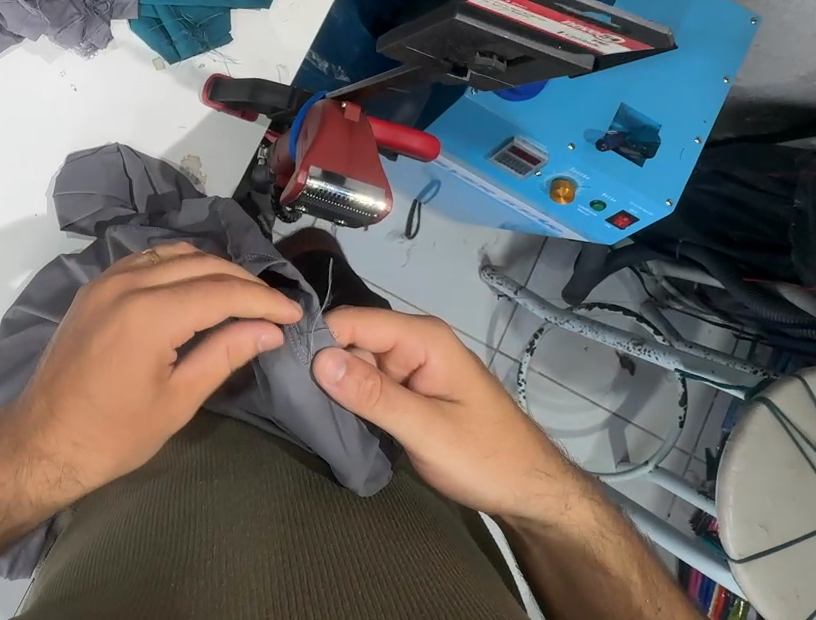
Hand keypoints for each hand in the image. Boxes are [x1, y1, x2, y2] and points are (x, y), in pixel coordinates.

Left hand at [0, 244, 303, 513]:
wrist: (42, 441)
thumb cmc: (112, 434)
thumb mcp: (177, 401)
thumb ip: (224, 354)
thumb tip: (269, 330)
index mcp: (150, 313)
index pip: (222, 291)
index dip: (263, 301)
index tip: (294, 314)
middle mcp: (128, 282)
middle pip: (202, 264)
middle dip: (244, 282)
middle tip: (274, 306)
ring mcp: (107, 279)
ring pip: (174, 254)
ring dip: (212, 268)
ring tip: (242, 295)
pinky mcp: (95, 286)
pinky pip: (147, 260)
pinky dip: (179, 265)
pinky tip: (195, 285)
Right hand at [312, 306, 588, 520]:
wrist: (531, 493)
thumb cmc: (487, 458)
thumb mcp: (428, 431)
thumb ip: (373, 395)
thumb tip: (318, 359)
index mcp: (422, 337)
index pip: (353, 321)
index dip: (318, 339)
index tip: (283, 366)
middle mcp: (413, 342)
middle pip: (350, 340)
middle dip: (323, 365)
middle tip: (289, 395)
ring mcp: (410, 365)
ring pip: (355, 363)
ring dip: (335, 385)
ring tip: (303, 408)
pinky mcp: (408, 388)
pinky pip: (368, 383)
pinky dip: (351, 399)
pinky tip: (332, 415)